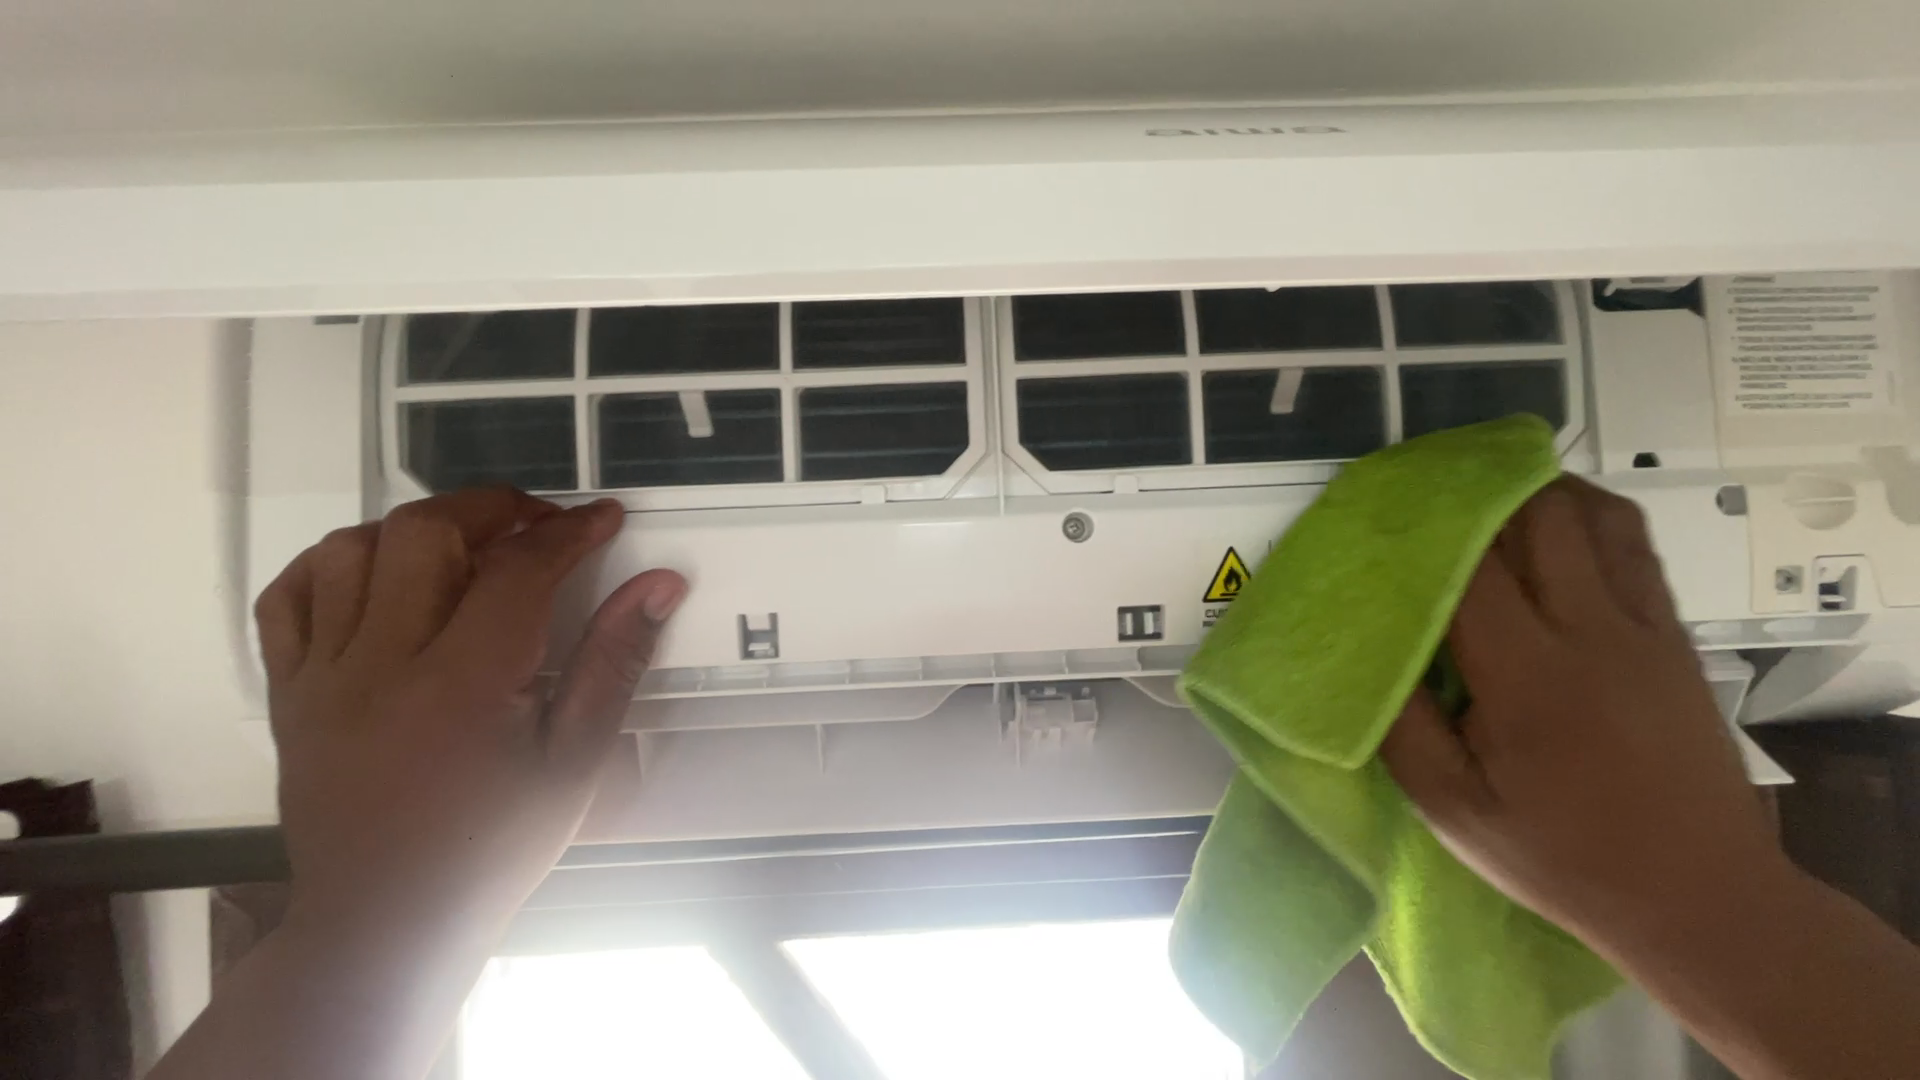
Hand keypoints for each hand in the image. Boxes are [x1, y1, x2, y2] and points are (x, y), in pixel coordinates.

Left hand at [253, 488, 685, 941]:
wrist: (387, 921)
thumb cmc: (499, 843)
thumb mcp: (578, 759)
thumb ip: (615, 661)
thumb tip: (660, 584)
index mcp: (463, 685)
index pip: (517, 571)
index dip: (569, 531)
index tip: (606, 516)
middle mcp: (381, 665)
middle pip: (423, 534)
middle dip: (494, 509)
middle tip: (542, 524)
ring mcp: (321, 676)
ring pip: (351, 550)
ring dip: (419, 528)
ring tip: (472, 547)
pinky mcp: (287, 692)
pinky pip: (289, 596)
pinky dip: (338, 563)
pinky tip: (387, 574)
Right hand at [1378, 477, 1790, 952]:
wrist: (1698, 896)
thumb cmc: (1556, 853)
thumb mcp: (1451, 806)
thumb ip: (1400, 723)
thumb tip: (1365, 650)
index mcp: (1528, 679)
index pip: (1472, 571)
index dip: (1424, 527)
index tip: (1378, 504)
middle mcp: (1594, 636)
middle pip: (1540, 520)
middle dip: (1479, 490)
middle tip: (1423, 486)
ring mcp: (1645, 630)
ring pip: (1596, 518)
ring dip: (1538, 490)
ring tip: (1483, 487)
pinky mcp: (1673, 637)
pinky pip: (1632, 546)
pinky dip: (1586, 514)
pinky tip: (1548, 515)